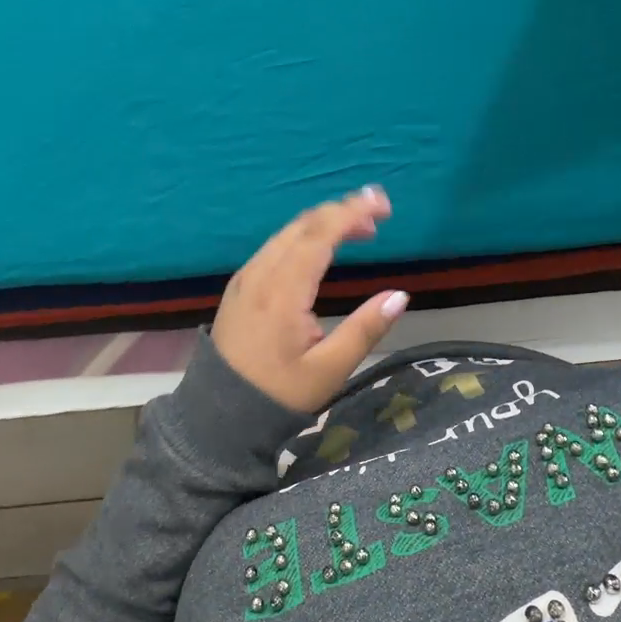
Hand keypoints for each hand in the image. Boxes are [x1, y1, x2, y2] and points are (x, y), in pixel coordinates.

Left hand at [212, 186, 408, 413]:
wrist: (220, 416)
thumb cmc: (279, 394)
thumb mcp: (329, 370)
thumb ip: (365, 329)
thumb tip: (400, 295)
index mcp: (283, 290)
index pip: (319, 235)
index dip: (351, 213)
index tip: (382, 205)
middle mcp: (260, 274)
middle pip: (302, 226)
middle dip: (341, 211)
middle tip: (379, 211)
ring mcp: (246, 278)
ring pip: (286, 234)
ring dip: (322, 223)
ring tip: (359, 228)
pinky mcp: (240, 287)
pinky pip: (274, 247)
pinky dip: (303, 237)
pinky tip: (321, 247)